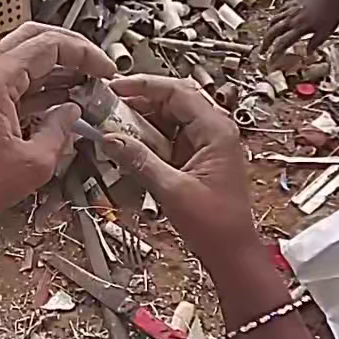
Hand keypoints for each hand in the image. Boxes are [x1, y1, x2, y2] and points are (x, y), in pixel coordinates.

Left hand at [0, 23, 113, 240]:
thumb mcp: (33, 164)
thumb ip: (59, 132)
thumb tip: (71, 115)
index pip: (49, 45)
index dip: (84, 54)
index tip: (103, 68)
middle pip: (33, 38)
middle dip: (70, 49)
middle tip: (94, 65)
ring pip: (22, 57)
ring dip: (55, 66)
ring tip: (82, 85)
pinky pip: (12, 80)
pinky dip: (37, 84)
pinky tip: (57, 102)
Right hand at [100, 75, 259, 266]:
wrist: (231, 253)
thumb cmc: (217, 225)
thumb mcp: (172, 190)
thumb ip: (140, 161)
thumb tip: (112, 139)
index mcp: (216, 130)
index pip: (178, 91)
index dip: (144, 85)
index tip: (116, 86)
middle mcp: (213, 132)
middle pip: (171, 101)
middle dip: (138, 102)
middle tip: (108, 105)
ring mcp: (203, 145)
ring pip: (167, 119)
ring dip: (139, 121)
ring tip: (112, 125)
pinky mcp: (193, 159)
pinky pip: (166, 138)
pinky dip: (146, 139)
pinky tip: (127, 145)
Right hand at [260, 0, 338, 56]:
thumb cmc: (334, 12)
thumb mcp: (326, 31)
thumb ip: (315, 42)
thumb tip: (308, 52)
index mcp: (300, 28)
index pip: (282, 43)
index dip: (275, 52)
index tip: (272, 58)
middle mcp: (292, 19)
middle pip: (273, 32)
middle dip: (266, 42)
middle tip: (263, 49)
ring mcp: (292, 9)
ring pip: (274, 20)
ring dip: (268, 29)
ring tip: (267, 35)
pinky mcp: (294, 1)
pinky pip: (280, 10)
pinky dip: (276, 17)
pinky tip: (277, 19)